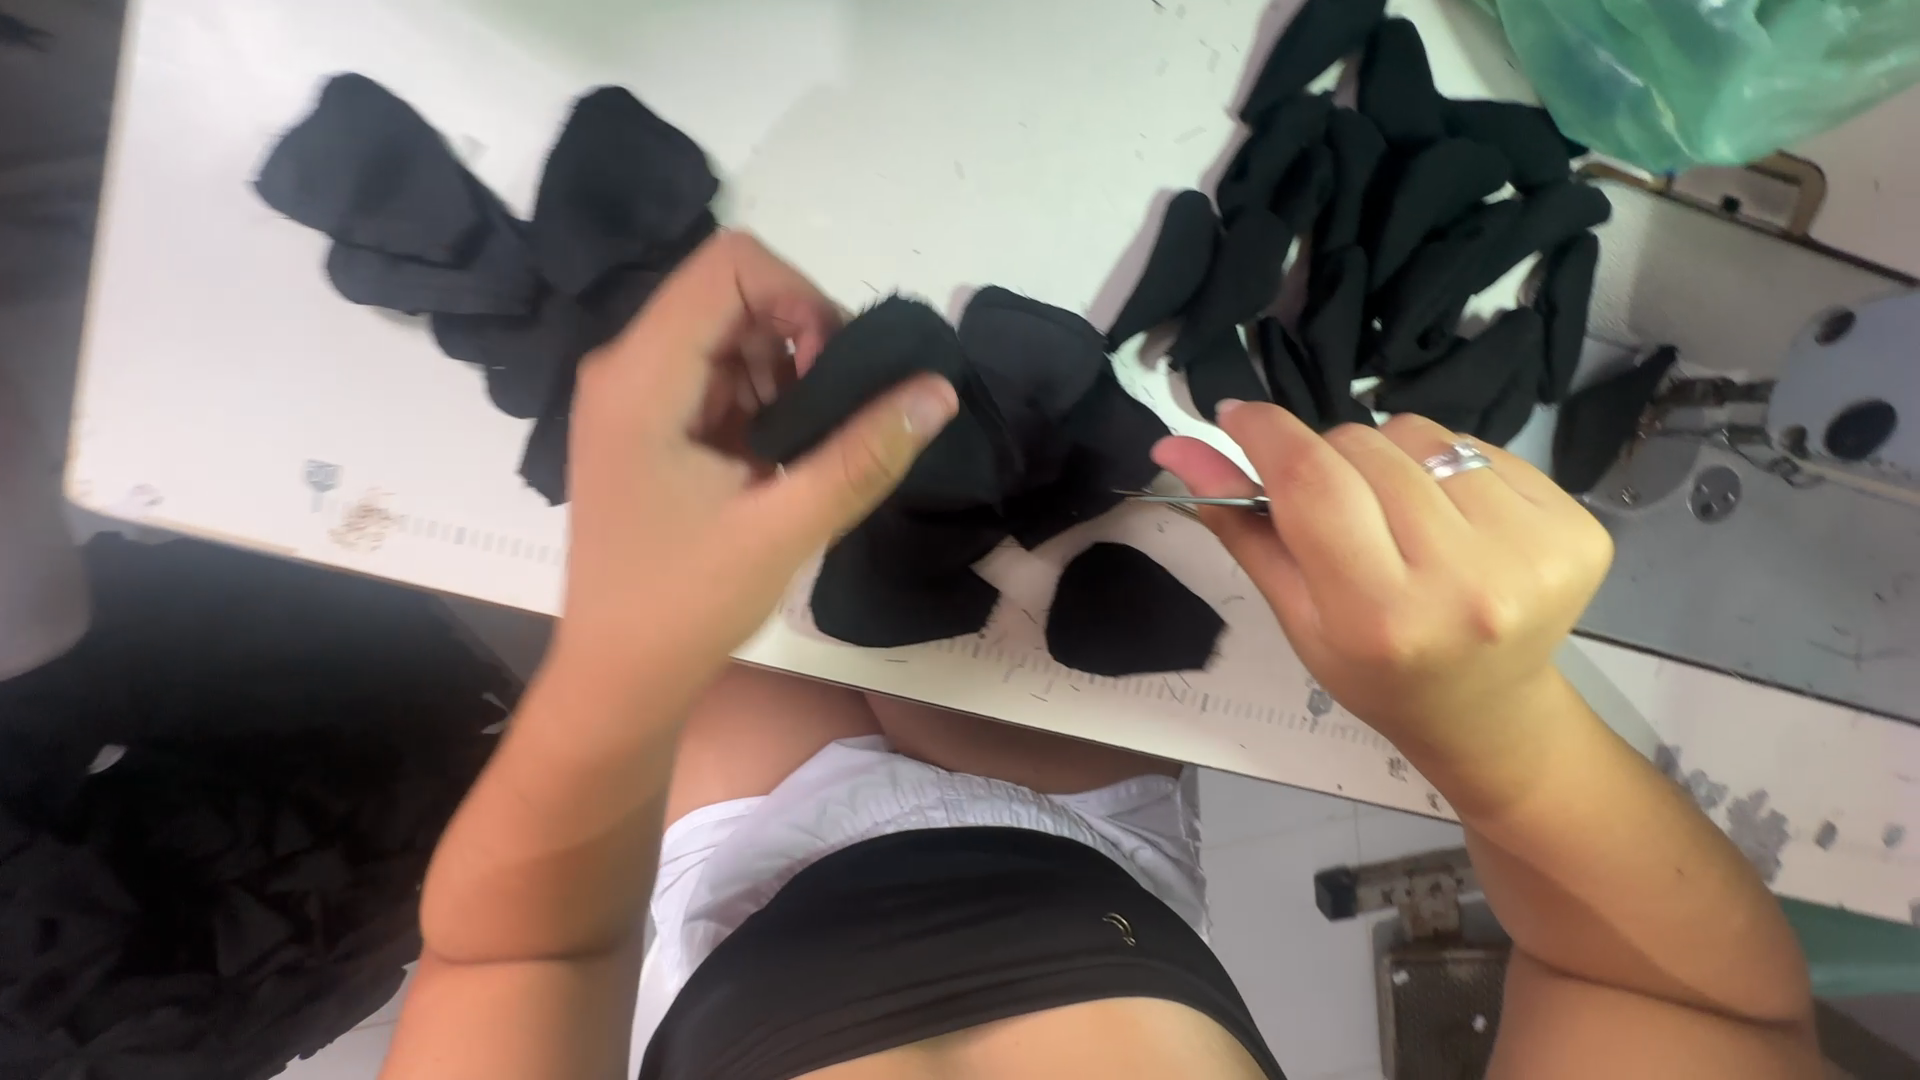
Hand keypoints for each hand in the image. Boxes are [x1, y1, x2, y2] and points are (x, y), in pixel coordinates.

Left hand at [554, 231, 957, 695]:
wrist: (621, 675)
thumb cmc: (687, 604)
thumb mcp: (787, 526)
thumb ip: (866, 453)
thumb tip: (939, 390)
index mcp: (642, 376)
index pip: (733, 266)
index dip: (803, 297)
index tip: (838, 372)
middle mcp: (631, 368)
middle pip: (737, 299)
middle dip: (805, 344)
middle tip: (836, 422)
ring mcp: (640, 398)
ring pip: (738, 341)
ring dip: (792, 381)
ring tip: (809, 453)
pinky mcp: (656, 428)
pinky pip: (726, 383)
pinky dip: (771, 408)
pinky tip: (782, 464)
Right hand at [1153, 405, 1611, 766]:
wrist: (1483, 711)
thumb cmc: (1369, 671)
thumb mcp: (1291, 610)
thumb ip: (1239, 524)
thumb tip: (1177, 447)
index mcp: (1378, 614)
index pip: (1311, 483)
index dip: (1265, 434)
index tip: (1235, 415)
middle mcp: (1463, 580)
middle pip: (1360, 448)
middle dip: (1323, 456)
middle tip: (1326, 503)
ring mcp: (1532, 551)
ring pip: (1418, 433)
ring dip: (1384, 457)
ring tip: (1390, 513)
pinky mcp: (1577, 527)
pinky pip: (1476, 445)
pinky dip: (1441, 465)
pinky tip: (1444, 517)